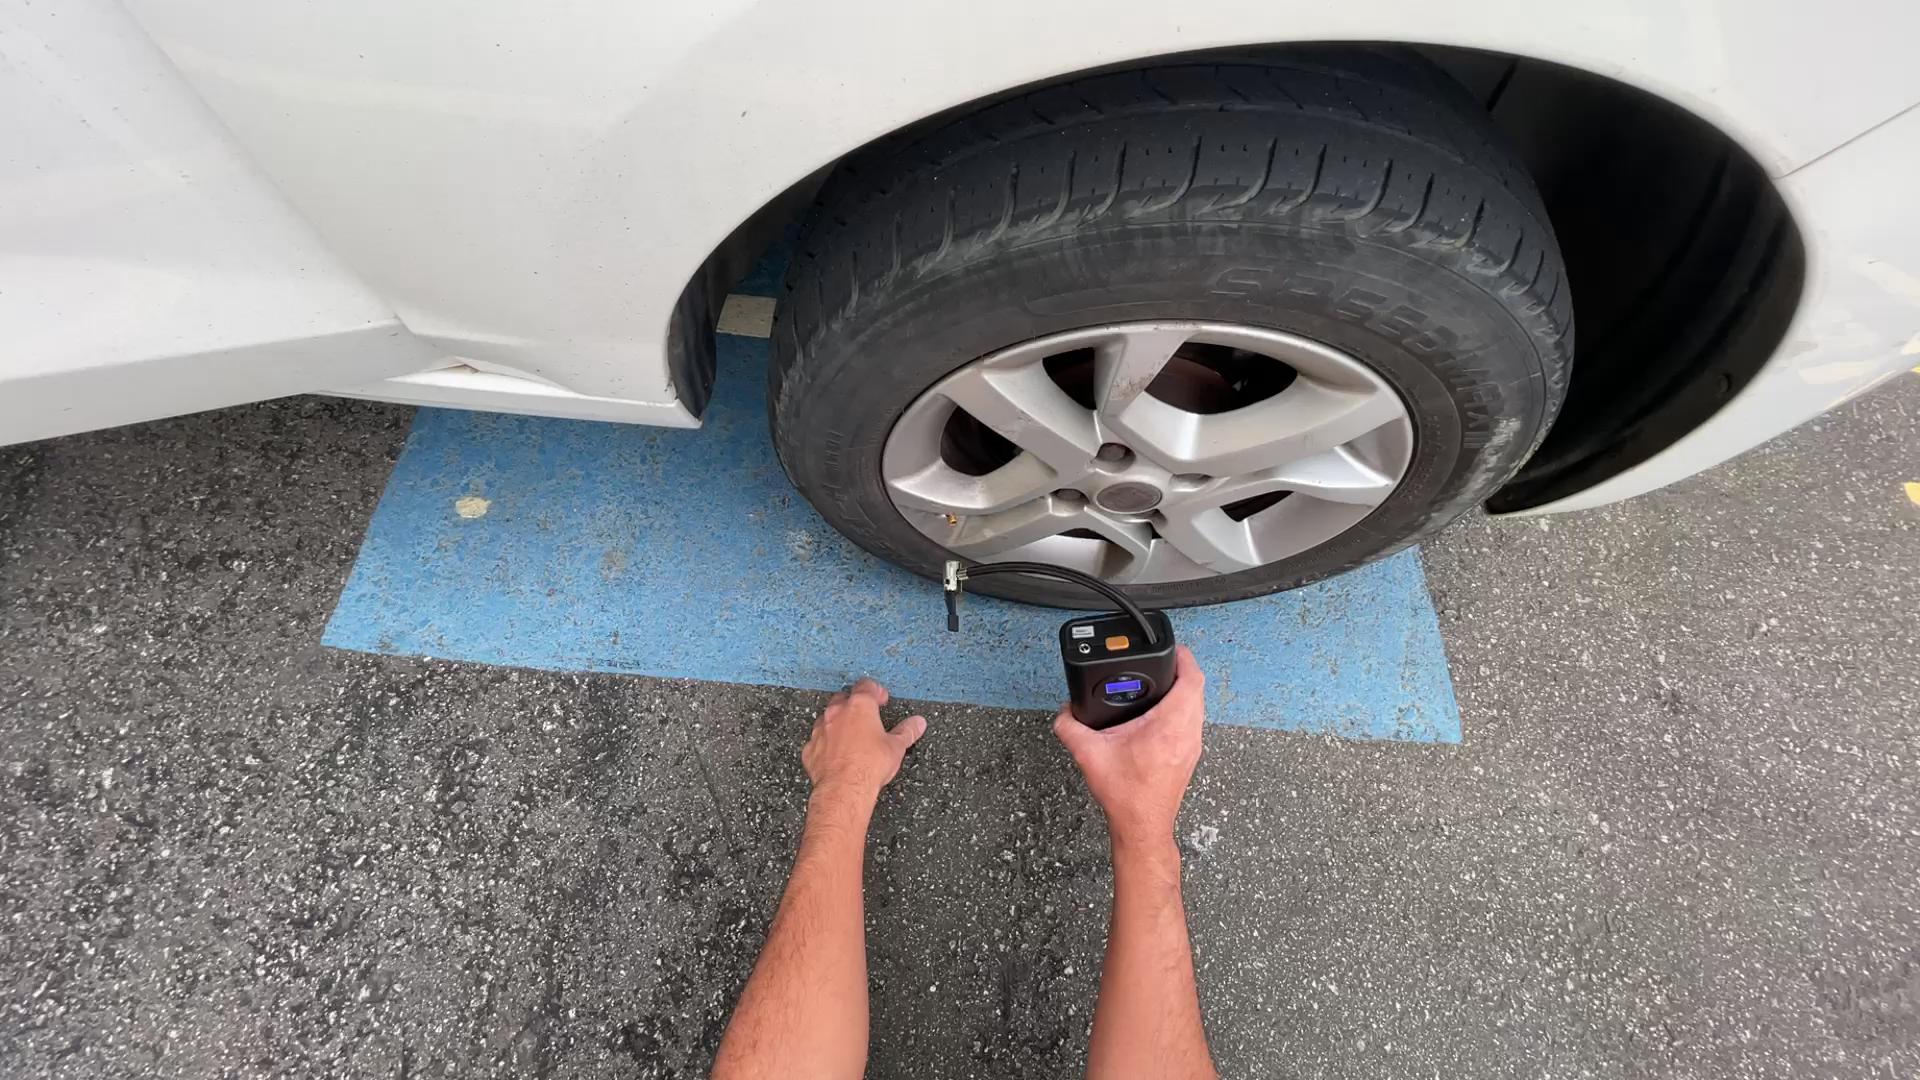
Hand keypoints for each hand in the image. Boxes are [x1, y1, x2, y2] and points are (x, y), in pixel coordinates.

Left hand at [802, 678, 927, 802]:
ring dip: (837, 723)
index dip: (876, 690)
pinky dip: (825, 744)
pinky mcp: (810, 749)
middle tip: (866, 716)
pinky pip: (817, 740)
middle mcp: (837, 713)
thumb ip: (907, 731)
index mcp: (860, 706)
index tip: (882, 700)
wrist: (844, 789)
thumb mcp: (896, 747)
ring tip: (850, 736)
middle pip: (844, 698)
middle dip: (854, 704)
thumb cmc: (869, 765)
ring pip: (827, 718)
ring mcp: (821, 730)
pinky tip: (835, 754)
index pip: (866, 685)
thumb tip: (918, 723)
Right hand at [1053, 646, 1205, 846]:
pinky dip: (1183, 706)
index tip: (1173, 648)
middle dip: (1183, 669)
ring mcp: (1191, 745)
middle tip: (1166, 658)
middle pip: (1197, 689)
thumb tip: (1065, 711)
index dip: (1184, 658)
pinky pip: (1193, 719)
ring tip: (1165, 678)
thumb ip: (1070, 727)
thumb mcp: (1089, 755)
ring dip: (1185, 688)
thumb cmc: (1126, 796)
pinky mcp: (1189, 754)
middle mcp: (1186, 734)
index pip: (1190, 681)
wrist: (1142, 827)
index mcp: (1168, 728)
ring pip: (1198, 705)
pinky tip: (1163, 708)